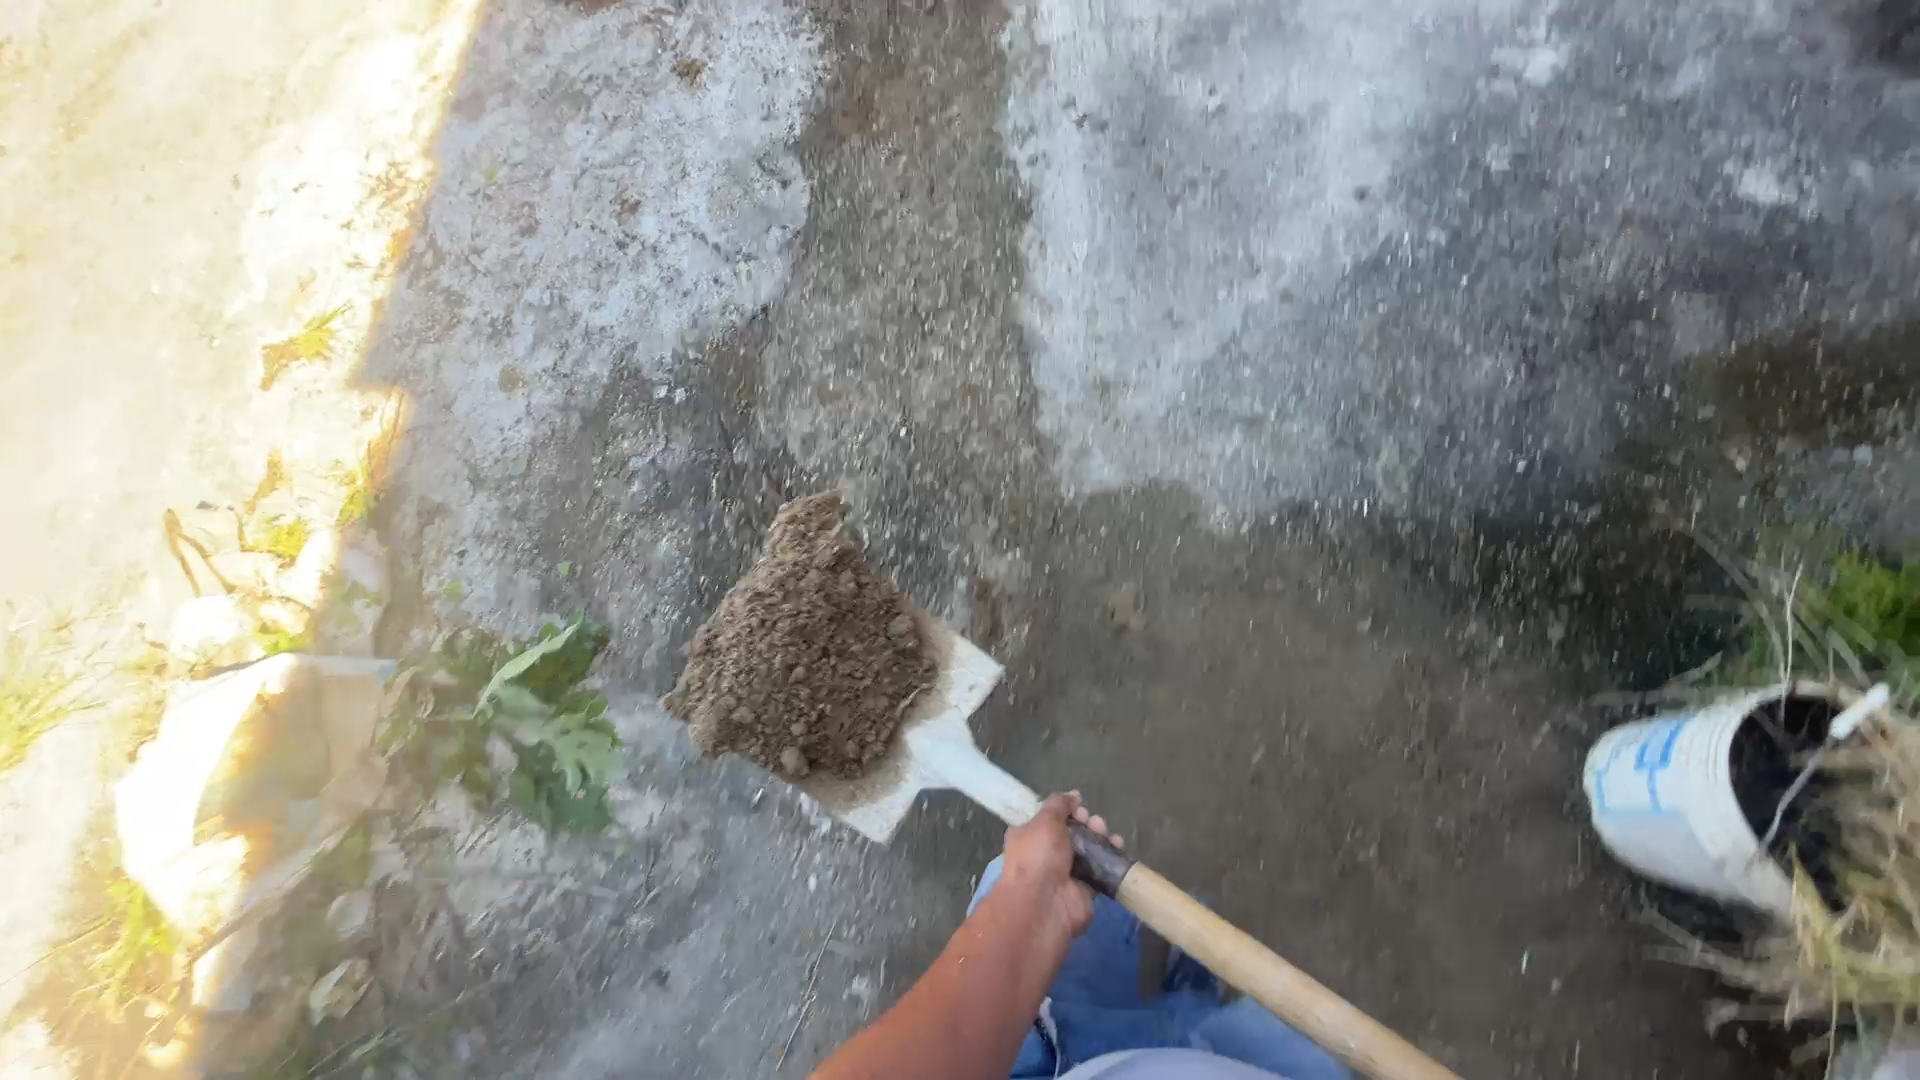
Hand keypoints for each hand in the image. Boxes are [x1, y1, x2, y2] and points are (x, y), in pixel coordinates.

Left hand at [1000, 791, 1123, 938]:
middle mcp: (1046, 853)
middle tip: (1093, 821)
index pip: (1049, 818)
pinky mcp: (1086, 889)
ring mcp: (1067, 872)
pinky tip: (1118, 846)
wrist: (1044, 904)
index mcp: (1029, 835)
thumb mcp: (1044, 820)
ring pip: (1088, 849)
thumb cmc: (1038, 856)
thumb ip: (1059, 804)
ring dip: (1100, 836)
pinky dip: (1111, 857)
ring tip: (1105, 831)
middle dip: (1086, 822)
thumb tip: (1073, 795)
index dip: (1065, 809)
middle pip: (1072, 831)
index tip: (1077, 805)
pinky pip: (1100, 869)